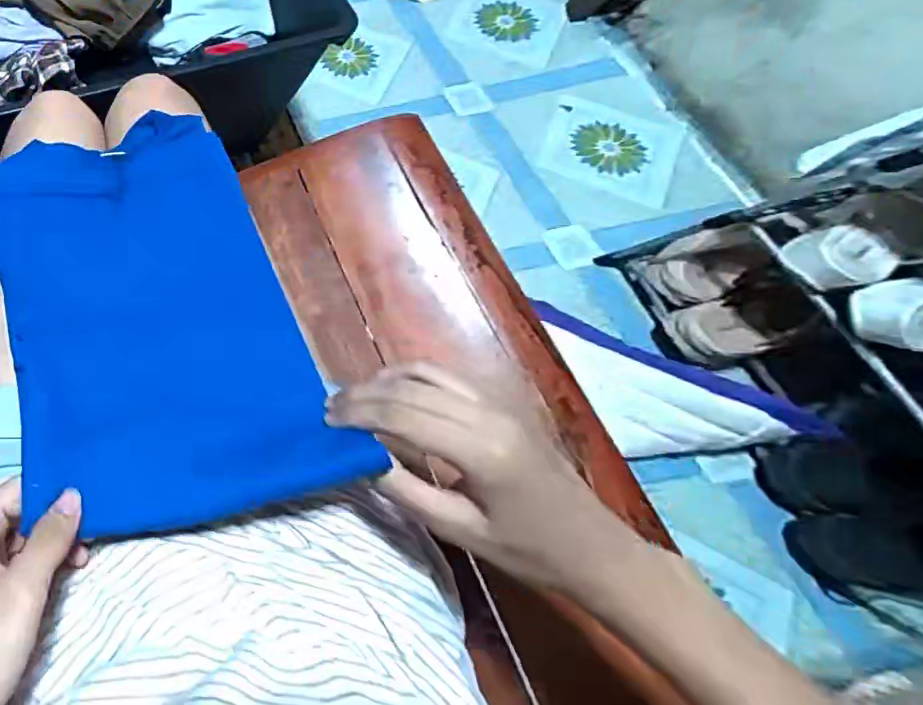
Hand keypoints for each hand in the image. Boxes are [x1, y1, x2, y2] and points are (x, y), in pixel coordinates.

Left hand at [0, 482, 86, 704]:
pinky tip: (72, 568)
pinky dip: (49, 562)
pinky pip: (25, 560)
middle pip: (26, 509)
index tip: (93, 494)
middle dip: (60, 518)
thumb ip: (51, 537)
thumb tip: (74, 493)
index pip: (22, 487)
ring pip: (30, 535)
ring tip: (86, 555)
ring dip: (58, 542)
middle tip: (96, 527)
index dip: (56, 488)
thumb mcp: (24, 588)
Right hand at [327, 362, 638, 595]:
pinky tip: (393, 394)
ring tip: (354, 399)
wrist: (595, 547)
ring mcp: (495, 400)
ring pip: (426, 372)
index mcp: (481, 448)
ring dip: (385, 380)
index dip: (360, 413)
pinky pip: (445, 377)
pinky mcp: (499, 400)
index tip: (327, 419)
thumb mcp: (463, 532)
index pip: (403, 414)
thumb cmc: (530, 551)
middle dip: (364, 394)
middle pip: (409, 388)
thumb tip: (362, 459)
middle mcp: (486, 411)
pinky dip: (410, 379)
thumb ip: (408, 491)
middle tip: (330, 408)